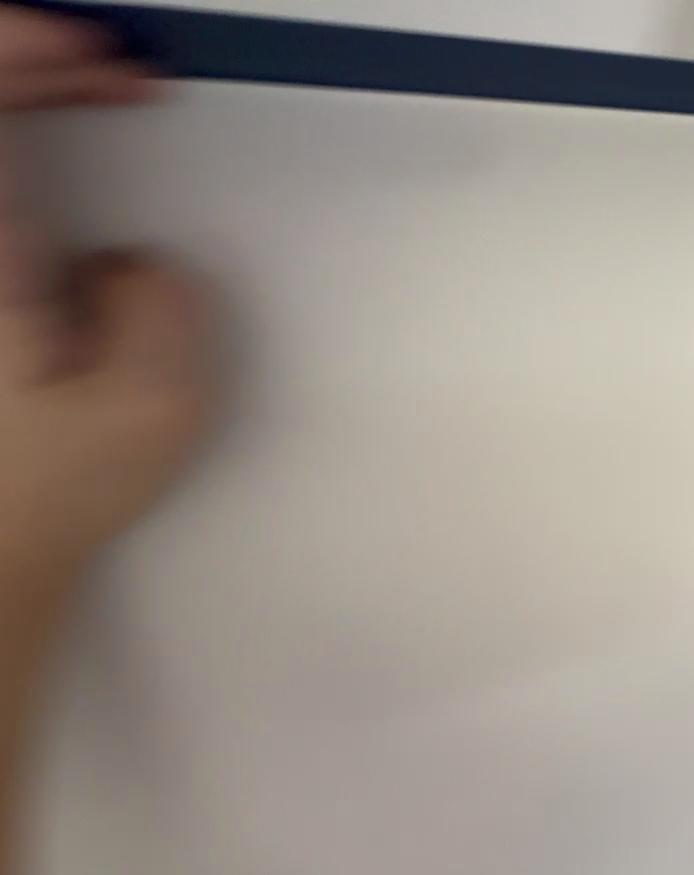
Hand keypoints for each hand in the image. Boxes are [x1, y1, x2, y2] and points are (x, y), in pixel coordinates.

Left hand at [0, 7, 210, 591]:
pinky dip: (2, 134)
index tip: (105, 55)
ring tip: (91, 88)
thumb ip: (161, 312)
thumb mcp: (151, 410)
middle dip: (27, 59)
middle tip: (119, 69)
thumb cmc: (43, 485)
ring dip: (11, 88)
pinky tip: (39, 134)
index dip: (24, 53)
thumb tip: (145, 258)